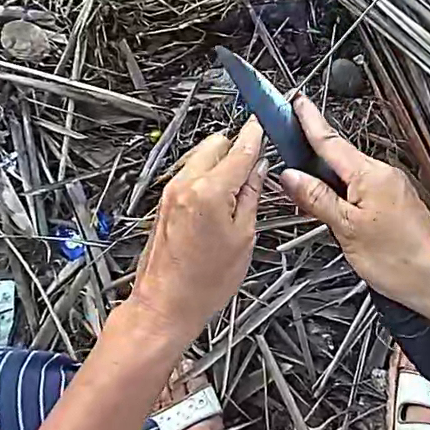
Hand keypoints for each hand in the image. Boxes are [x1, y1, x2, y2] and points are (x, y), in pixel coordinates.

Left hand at [121, 119, 267, 346]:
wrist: (166, 304)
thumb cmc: (201, 283)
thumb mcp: (243, 237)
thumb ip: (251, 195)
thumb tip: (259, 170)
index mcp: (209, 191)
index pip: (240, 149)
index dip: (256, 135)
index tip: (264, 125)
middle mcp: (185, 185)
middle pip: (217, 142)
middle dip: (237, 148)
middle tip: (256, 165)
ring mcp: (172, 192)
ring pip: (201, 155)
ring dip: (221, 162)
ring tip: (240, 189)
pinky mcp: (165, 201)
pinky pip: (191, 173)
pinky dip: (208, 176)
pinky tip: (221, 199)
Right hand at [277, 96, 429, 316]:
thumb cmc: (401, 260)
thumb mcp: (346, 228)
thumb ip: (316, 198)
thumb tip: (291, 177)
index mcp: (370, 175)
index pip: (329, 140)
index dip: (308, 120)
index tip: (296, 101)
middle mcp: (383, 174)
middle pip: (337, 156)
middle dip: (311, 152)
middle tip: (287, 145)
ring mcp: (390, 187)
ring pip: (347, 174)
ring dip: (324, 176)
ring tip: (302, 186)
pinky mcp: (393, 201)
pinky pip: (359, 187)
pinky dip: (341, 191)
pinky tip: (331, 205)